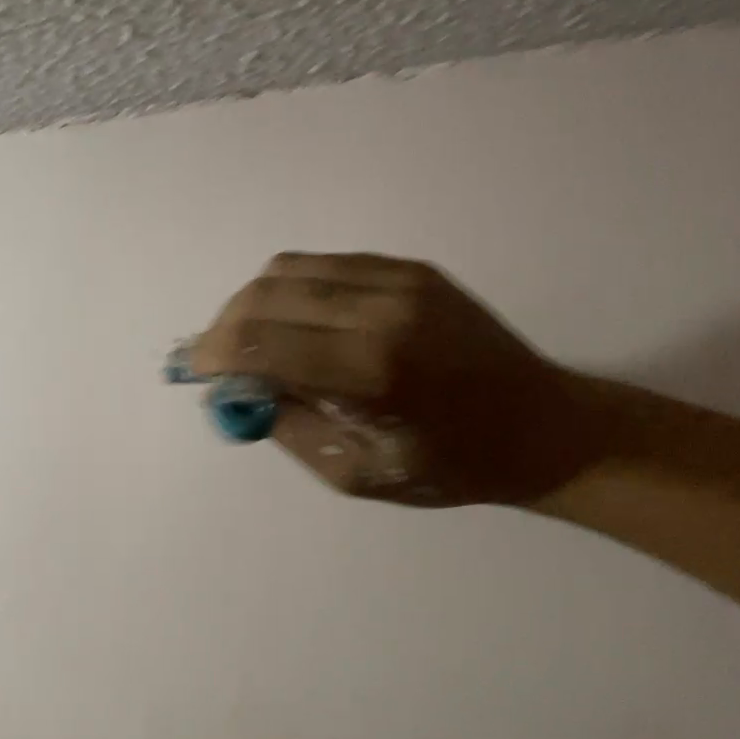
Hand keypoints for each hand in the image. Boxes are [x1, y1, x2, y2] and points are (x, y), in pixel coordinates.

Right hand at [191, 252, 597, 506]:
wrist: (543, 426)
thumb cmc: (450, 467)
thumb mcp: (355, 474)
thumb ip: (288, 426)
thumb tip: (235, 389)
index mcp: (372, 371)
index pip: (260, 340)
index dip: (214, 352)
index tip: (196, 371)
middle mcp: (381, 310)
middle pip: (265, 295)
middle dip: (224, 326)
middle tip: (216, 359)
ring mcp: (398, 279)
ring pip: (287, 270)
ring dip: (252, 303)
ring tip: (251, 339)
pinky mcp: (410, 267)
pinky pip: (323, 264)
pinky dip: (290, 289)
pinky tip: (295, 321)